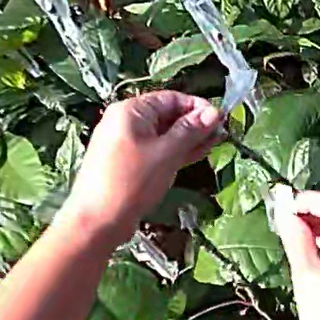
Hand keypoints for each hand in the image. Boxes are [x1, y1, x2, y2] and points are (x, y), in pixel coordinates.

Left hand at [56, 91, 223, 245]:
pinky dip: (175, 152)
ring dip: (189, 139)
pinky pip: (157, 150)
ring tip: (215, 143)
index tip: (220, 118)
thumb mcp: (166, 153)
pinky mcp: (129, 163)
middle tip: (221, 132)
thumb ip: (190, 131)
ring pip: (164, 135)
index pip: (171, 98)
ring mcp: (126, 144)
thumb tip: (213, 113)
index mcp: (130, 111)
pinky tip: (197, 154)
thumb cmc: (130, 182)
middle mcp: (126, 122)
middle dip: (195, 123)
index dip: (197, 106)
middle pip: (167, 116)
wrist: (97, 221)